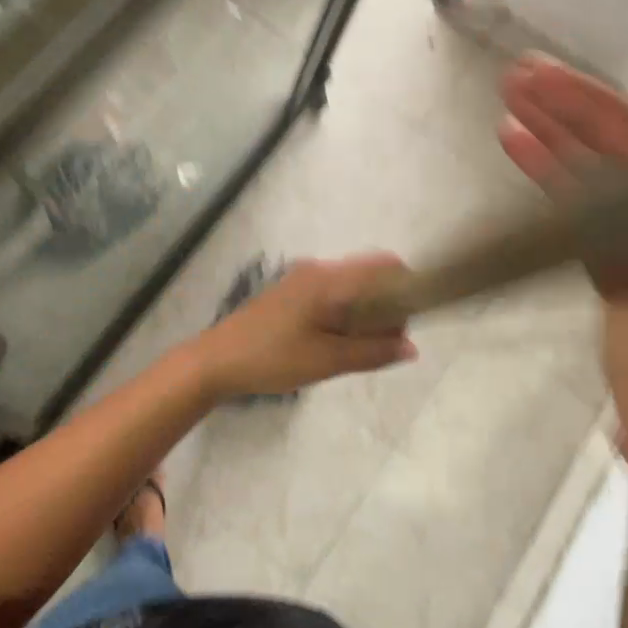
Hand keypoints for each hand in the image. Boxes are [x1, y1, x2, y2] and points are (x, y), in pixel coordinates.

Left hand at [190, 255, 418, 399]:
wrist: (214, 362)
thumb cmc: (271, 358)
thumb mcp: (326, 361)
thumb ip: (372, 353)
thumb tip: (412, 348)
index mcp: (328, 278)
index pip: (385, 265)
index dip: (408, 286)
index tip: (413, 320)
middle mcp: (317, 271)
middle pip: (370, 278)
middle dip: (387, 308)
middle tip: (385, 347)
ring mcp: (301, 282)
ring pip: (351, 291)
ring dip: (365, 317)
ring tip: (360, 352)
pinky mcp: (290, 297)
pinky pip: (332, 299)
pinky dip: (345, 318)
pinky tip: (336, 348)